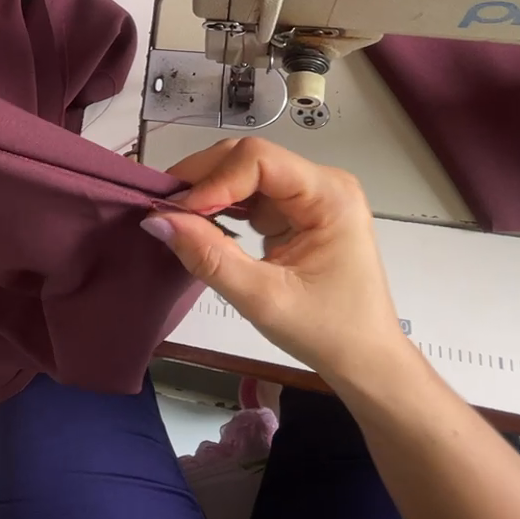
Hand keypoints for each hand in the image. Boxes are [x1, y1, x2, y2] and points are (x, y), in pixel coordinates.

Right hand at [141, 137, 409, 382]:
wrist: (363, 361)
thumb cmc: (327, 331)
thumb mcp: (262, 298)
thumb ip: (209, 256)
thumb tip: (156, 220)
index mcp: (329, 196)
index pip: (257, 159)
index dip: (213, 180)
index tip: (179, 213)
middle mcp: (320, 184)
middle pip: (246, 157)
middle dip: (201, 179)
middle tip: (162, 208)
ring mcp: (305, 195)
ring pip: (238, 171)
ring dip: (204, 191)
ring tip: (173, 216)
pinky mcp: (290, 210)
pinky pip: (243, 193)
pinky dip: (215, 205)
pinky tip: (196, 223)